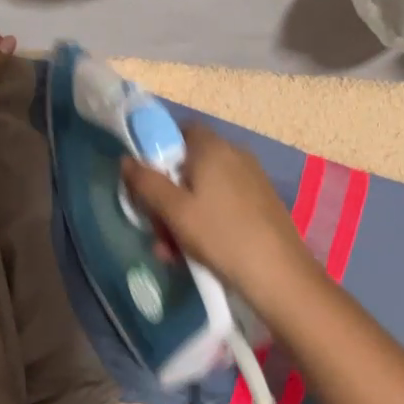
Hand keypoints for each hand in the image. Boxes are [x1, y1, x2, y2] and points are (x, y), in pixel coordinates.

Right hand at [121, 122, 317, 303]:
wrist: (277, 272)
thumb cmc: (220, 234)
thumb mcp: (174, 210)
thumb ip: (146, 182)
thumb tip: (126, 159)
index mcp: (213, 148)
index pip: (180, 130)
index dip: (157, 151)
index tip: (145, 181)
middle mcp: (235, 156)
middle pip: (188, 166)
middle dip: (166, 196)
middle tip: (155, 228)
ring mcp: (251, 180)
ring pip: (203, 191)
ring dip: (181, 217)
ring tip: (171, 251)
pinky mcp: (260, 204)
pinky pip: (221, 205)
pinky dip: (204, 223)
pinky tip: (195, 253)